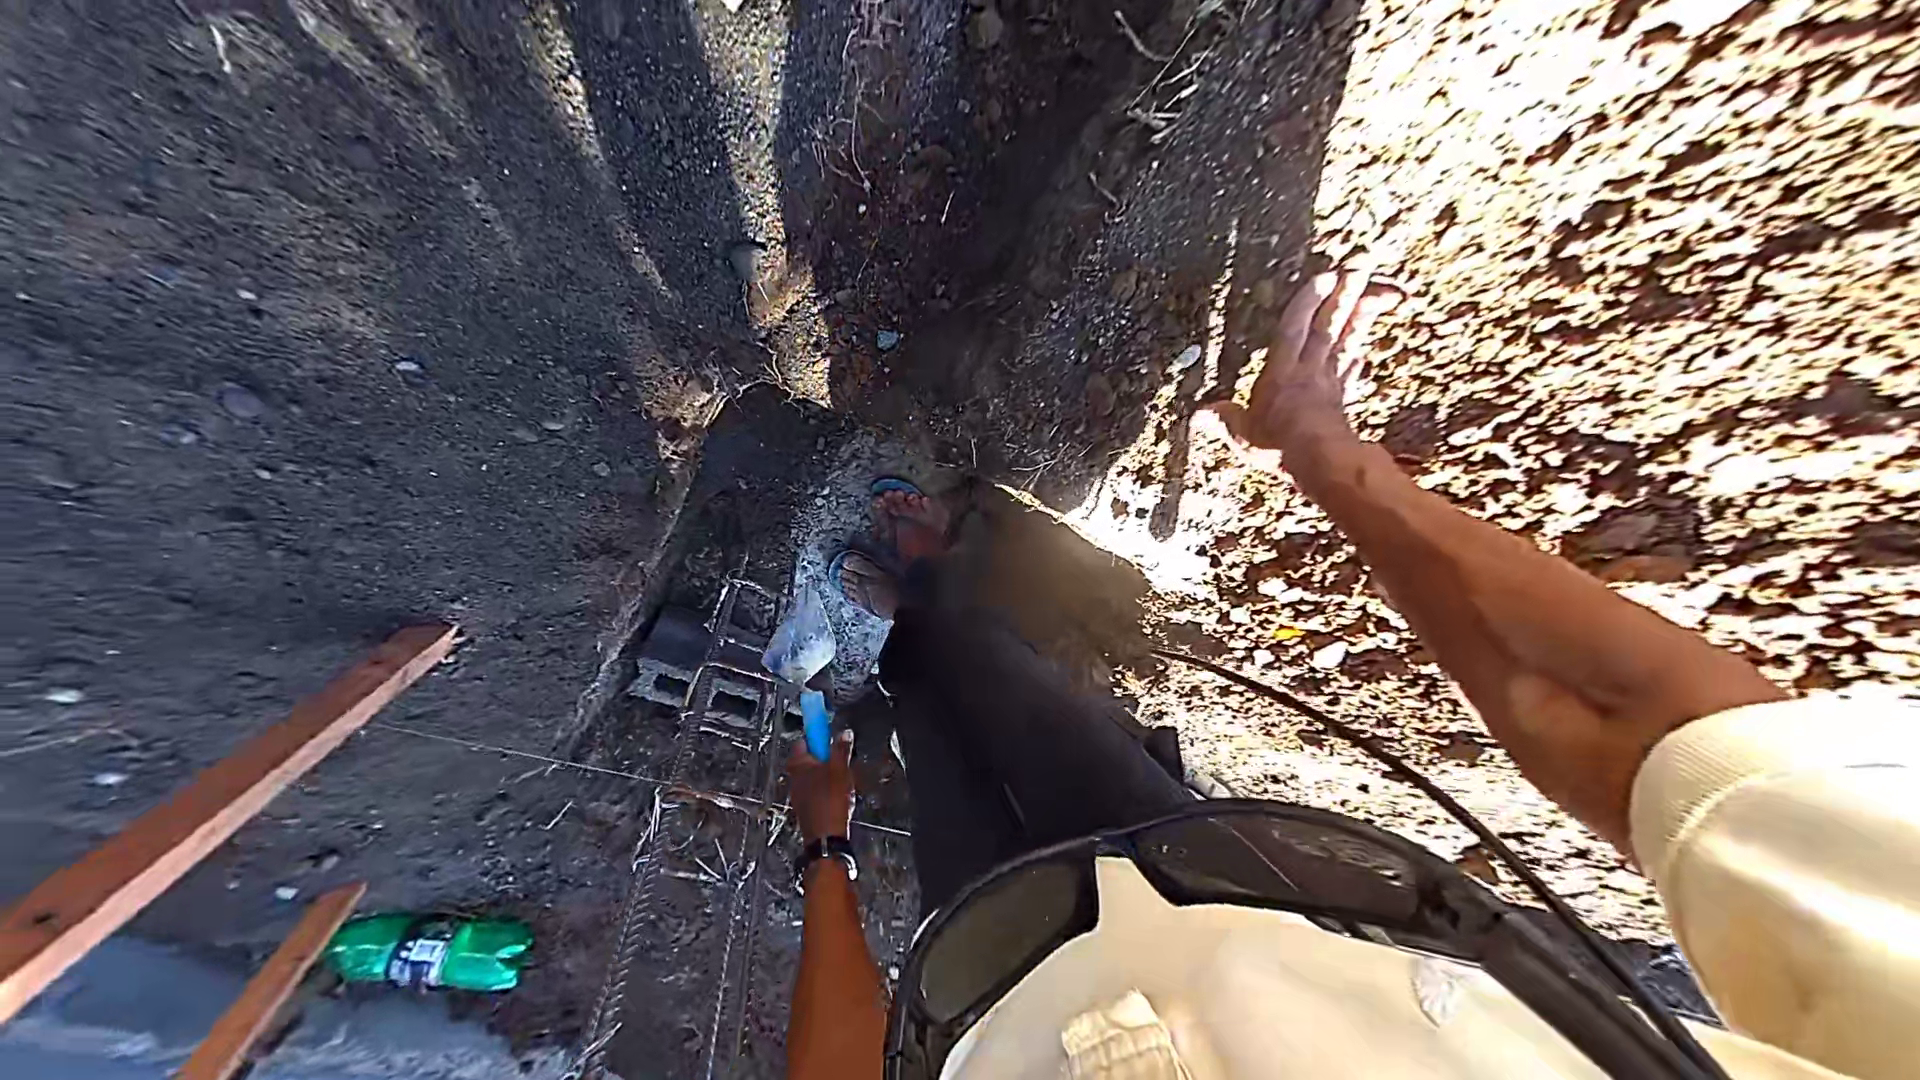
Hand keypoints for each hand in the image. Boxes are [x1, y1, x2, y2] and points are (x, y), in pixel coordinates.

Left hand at [787, 728, 854, 841]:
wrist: (826, 837)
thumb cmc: (830, 801)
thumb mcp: (841, 769)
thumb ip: (841, 749)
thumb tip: (844, 733)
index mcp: (798, 764)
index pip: (803, 740)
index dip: (816, 736)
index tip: (828, 734)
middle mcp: (794, 777)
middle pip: (809, 758)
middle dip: (824, 756)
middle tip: (840, 760)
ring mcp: (798, 793)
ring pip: (813, 775)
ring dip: (826, 773)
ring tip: (842, 779)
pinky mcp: (805, 807)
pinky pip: (815, 790)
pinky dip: (826, 788)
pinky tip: (839, 795)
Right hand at [1199, 270, 1402, 473]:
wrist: (1320, 462)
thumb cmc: (1277, 446)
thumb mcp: (1241, 434)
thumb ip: (1223, 419)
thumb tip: (1198, 414)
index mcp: (1280, 374)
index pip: (1293, 330)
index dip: (1307, 303)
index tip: (1325, 277)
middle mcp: (1307, 373)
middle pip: (1327, 328)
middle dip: (1343, 296)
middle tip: (1361, 266)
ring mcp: (1327, 385)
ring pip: (1345, 343)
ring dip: (1361, 316)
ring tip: (1379, 291)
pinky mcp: (1340, 401)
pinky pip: (1350, 371)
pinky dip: (1358, 356)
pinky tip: (1363, 348)